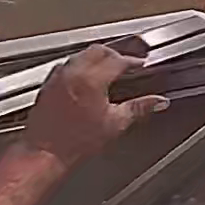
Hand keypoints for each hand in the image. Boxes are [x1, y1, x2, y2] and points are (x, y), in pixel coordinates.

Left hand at [14, 44, 166, 167]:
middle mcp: (73, 74)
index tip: (140, 64)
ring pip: (81, 55)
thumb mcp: (116, 124)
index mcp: (92, 79)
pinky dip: (80, 66)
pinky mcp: (48, 86)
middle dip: (115, 54)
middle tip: (127, 62)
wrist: (45, 154)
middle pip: (98, 50)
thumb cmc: (75, 143)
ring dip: (97, 57)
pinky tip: (85, 78)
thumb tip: (158, 102)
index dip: (133, 60)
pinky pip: (67, 66)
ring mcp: (58, 78)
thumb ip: (139, 108)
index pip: (117, 60)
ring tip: (109, 68)